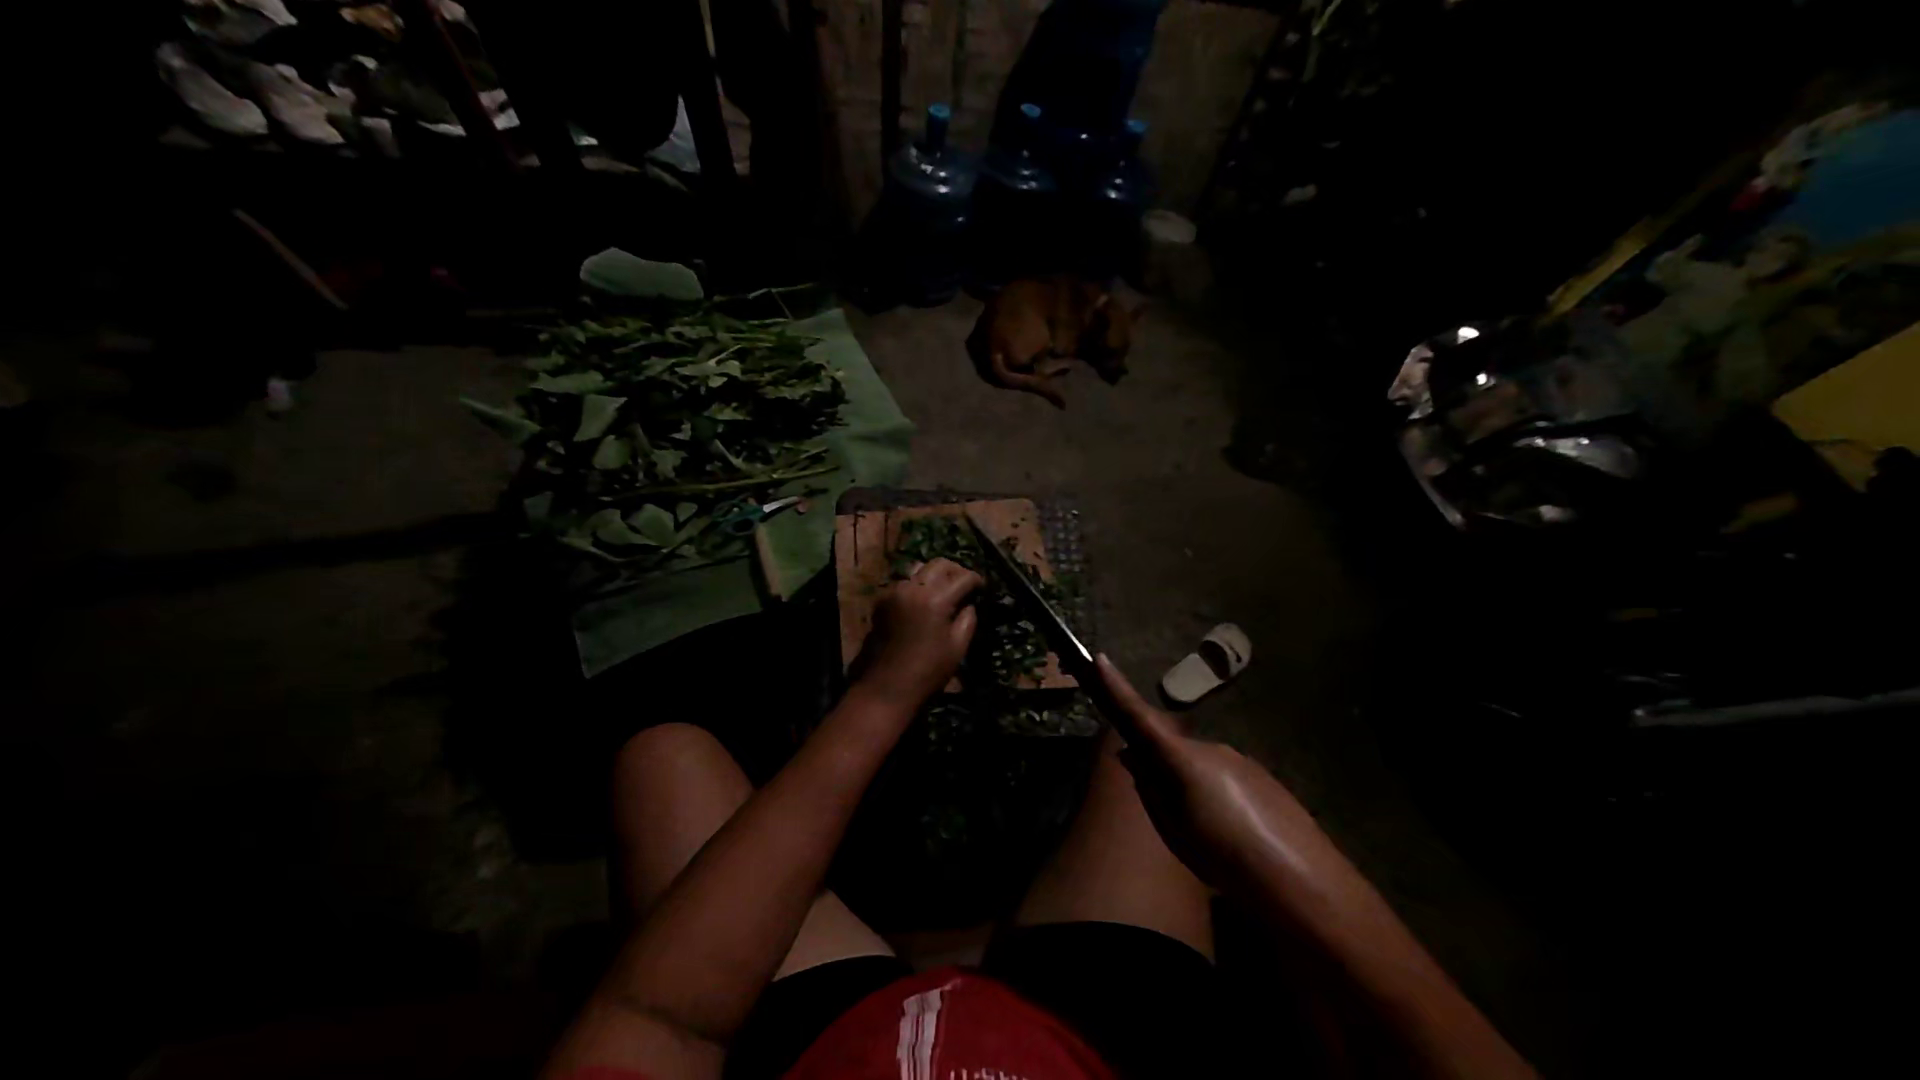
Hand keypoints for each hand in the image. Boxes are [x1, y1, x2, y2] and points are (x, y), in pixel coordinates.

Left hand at [853, 559, 982, 706]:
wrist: (886, 687)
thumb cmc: (927, 672)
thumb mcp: (957, 647)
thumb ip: (967, 619)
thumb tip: (969, 604)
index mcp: (935, 600)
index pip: (962, 577)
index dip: (976, 579)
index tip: (982, 587)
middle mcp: (913, 588)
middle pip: (939, 564)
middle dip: (955, 570)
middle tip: (965, 584)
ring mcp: (894, 592)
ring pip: (919, 570)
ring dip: (934, 576)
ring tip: (944, 591)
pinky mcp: (882, 601)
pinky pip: (904, 583)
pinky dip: (917, 586)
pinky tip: (923, 603)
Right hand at [1096, 654, 1347, 905]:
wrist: (1300, 879)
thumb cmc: (1223, 855)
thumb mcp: (1172, 828)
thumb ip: (1149, 788)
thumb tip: (1135, 758)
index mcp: (1182, 758)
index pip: (1139, 717)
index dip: (1116, 689)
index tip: (1100, 659)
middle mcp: (1211, 747)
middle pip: (1173, 750)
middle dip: (1162, 769)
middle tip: (1165, 811)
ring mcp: (1242, 761)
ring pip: (1202, 768)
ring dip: (1196, 790)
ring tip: (1208, 839)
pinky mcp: (1265, 778)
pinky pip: (1228, 781)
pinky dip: (1222, 801)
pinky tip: (1236, 838)